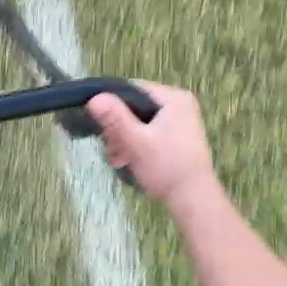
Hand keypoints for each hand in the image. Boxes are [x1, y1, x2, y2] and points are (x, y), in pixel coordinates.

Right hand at [87, 83, 221, 213]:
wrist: (192, 197)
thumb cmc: (166, 166)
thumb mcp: (136, 140)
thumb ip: (115, 117)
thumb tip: (94, 97)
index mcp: (173, 98)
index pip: (132, 88)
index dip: (111, 103)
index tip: (99, 123)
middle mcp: (178, 104)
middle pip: (134, 106)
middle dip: (117, 127)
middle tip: (111, 148)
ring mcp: (178, 120)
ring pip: (138, 121)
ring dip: (123, 138)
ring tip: (118, 159)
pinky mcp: (175, 136)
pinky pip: (147, 131)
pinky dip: (134, 144)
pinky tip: (126, 160)